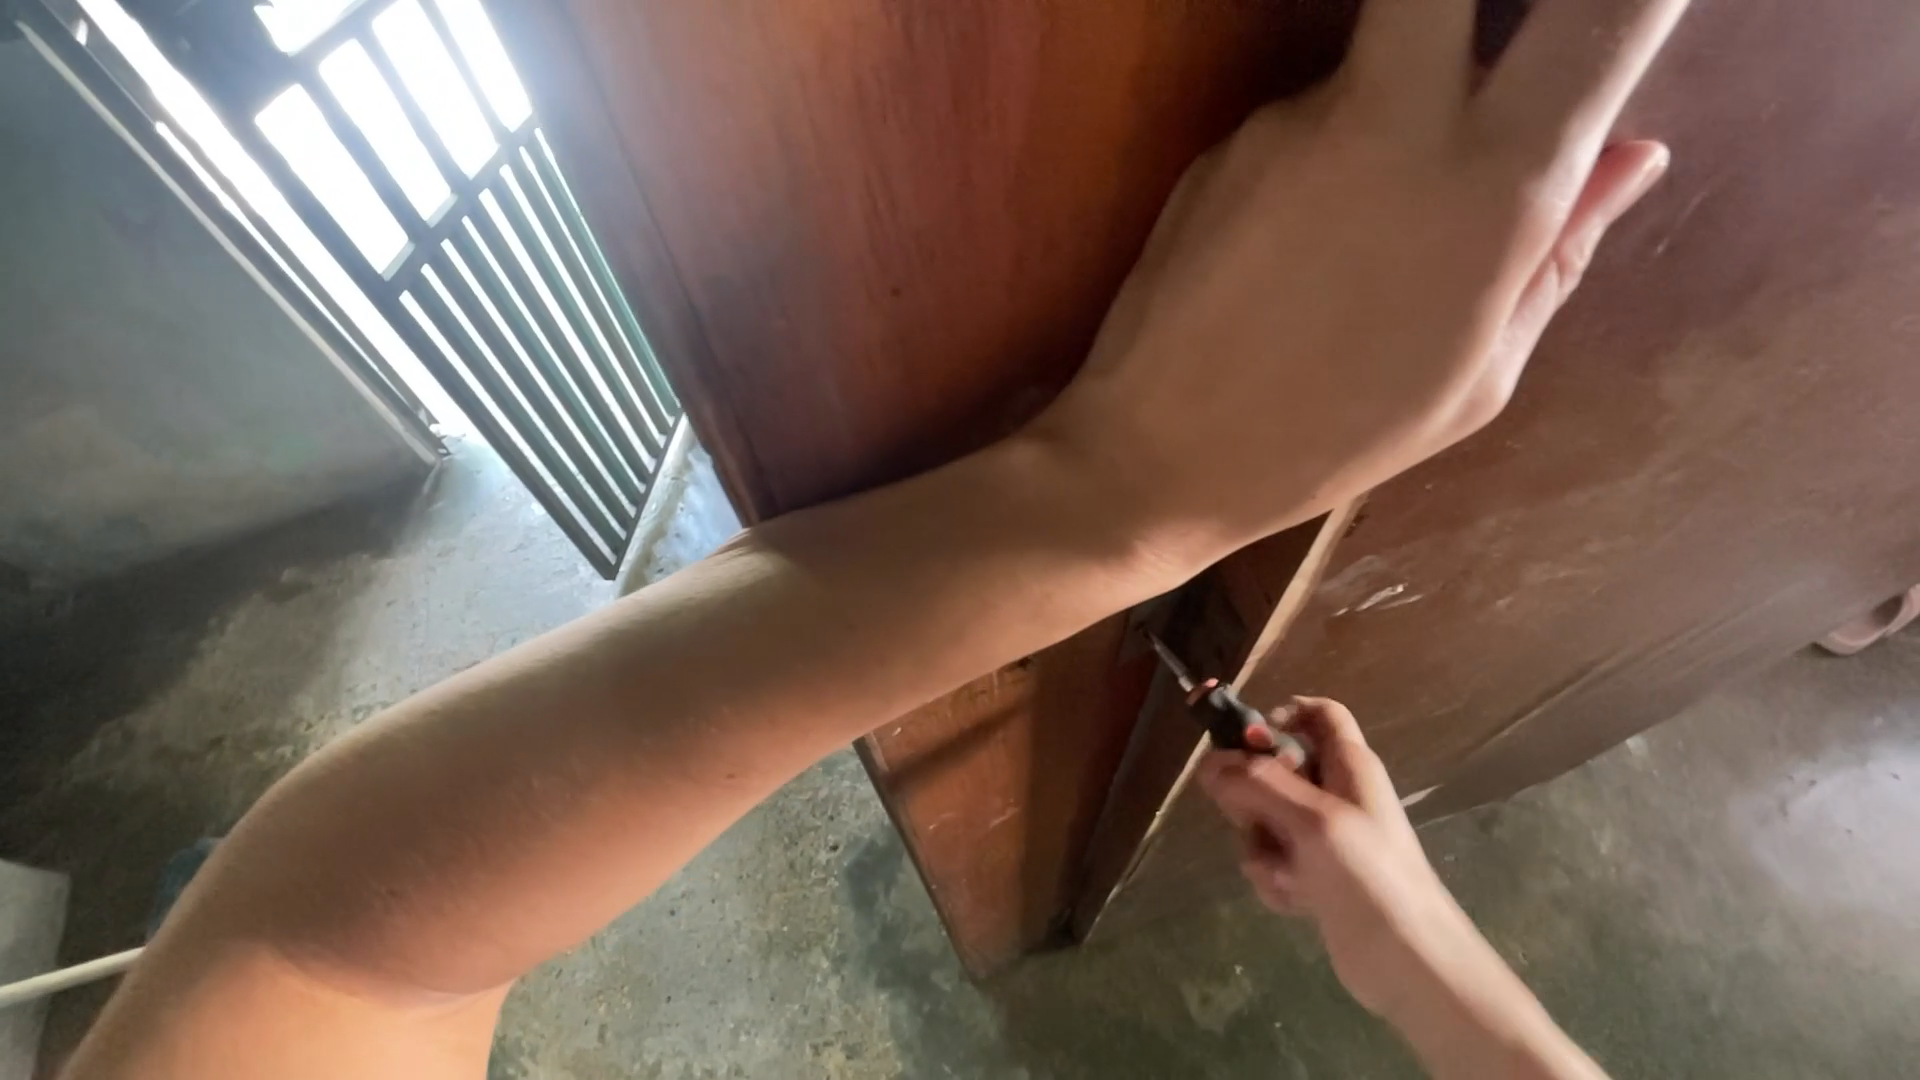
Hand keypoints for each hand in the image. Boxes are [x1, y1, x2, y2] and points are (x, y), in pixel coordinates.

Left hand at [1036, 0, 1687, 565]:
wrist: (1152, 457)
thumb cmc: (1324, 445)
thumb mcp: (1471, 384)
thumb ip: (1555, 260)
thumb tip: (1627, 155)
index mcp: (1490, 183)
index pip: (1611, 7)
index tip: (1612, 12)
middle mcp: (1386, 118)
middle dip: (1455, 8)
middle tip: (1464, 79)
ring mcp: (1281, 127)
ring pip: (1363, 71)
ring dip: (1380, 121)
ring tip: (1335, 256)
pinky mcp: (1210, 154)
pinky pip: (1288, 137)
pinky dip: (1304, 172)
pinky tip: (1271, 264)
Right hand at [1198, 698, 1471, 1014]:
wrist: (1411, 966)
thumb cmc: (1371, 877)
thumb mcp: (1312, 819)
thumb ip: (1257, 783)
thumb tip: (1207, 764)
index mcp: (1347, 765)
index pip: (1316, 712)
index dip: (1281, 715)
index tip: (1247, 739)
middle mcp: (1334, 792)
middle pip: (1272, 766)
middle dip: (1250, 791)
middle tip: (1250, 814)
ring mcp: (1322, 835)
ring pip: (1262, 814)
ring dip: (1259, 842)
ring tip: (1283, 870)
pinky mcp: (1312, 872)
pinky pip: (1270, 855)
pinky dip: (1272, 875)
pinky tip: (1292, 898)